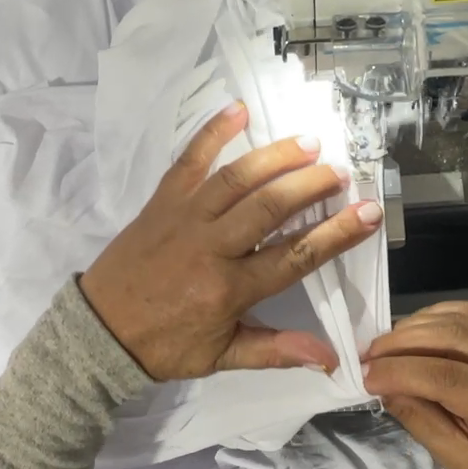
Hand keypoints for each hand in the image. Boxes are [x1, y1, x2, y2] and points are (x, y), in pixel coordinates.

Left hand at [80, 102, 384, 381]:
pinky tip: (238, 110)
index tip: (369, 211)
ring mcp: (184, 218)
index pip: (293, 256)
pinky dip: (212, 133)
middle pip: (269, 208)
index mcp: (229, 289)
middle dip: (310, 186)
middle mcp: (210, 248)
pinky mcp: (162, 201)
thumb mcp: (221, 357)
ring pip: (236, 179)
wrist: (99, 331)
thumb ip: (276, 351)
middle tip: (340, 172)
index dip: (336, 233)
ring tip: (309, 143)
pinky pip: (188, 161)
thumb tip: (329, 358)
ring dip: (275, 157)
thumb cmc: (165, 345)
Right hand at [362, 302, 467, 468]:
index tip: (366, 374)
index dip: (402, 371)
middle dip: (405, 341)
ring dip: (417, 326)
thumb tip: (383, 384)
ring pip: (464, 318)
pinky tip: (415, 331)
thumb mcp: (459, 462)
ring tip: (387, 344)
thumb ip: (421, 421)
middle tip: (370, 354)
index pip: (451, 379)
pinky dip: (438, 316)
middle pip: (457, 337)